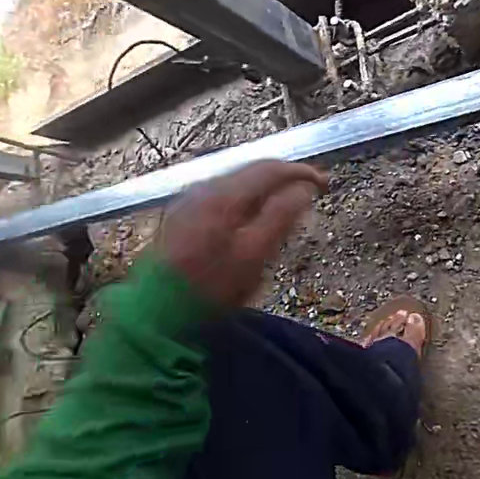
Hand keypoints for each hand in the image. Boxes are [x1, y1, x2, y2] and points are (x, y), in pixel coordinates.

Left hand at [158, 161, 328, 307]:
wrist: (155, 310)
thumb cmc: (208, 290)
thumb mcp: (253, 256)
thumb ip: (280, 218)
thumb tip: (303, 190)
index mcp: (223, 195)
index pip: (270, 168)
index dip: (302, 172)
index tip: (324, 184)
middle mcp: (203, 187)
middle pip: (252, 170)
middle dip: (285, 178)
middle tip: (310, 192)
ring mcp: (189, 199)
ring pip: (237, 182)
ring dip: (265, 188)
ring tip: (287, 204)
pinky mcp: (182, 213)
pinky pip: (222, 194)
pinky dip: (246, 198)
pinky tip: (254, 215)